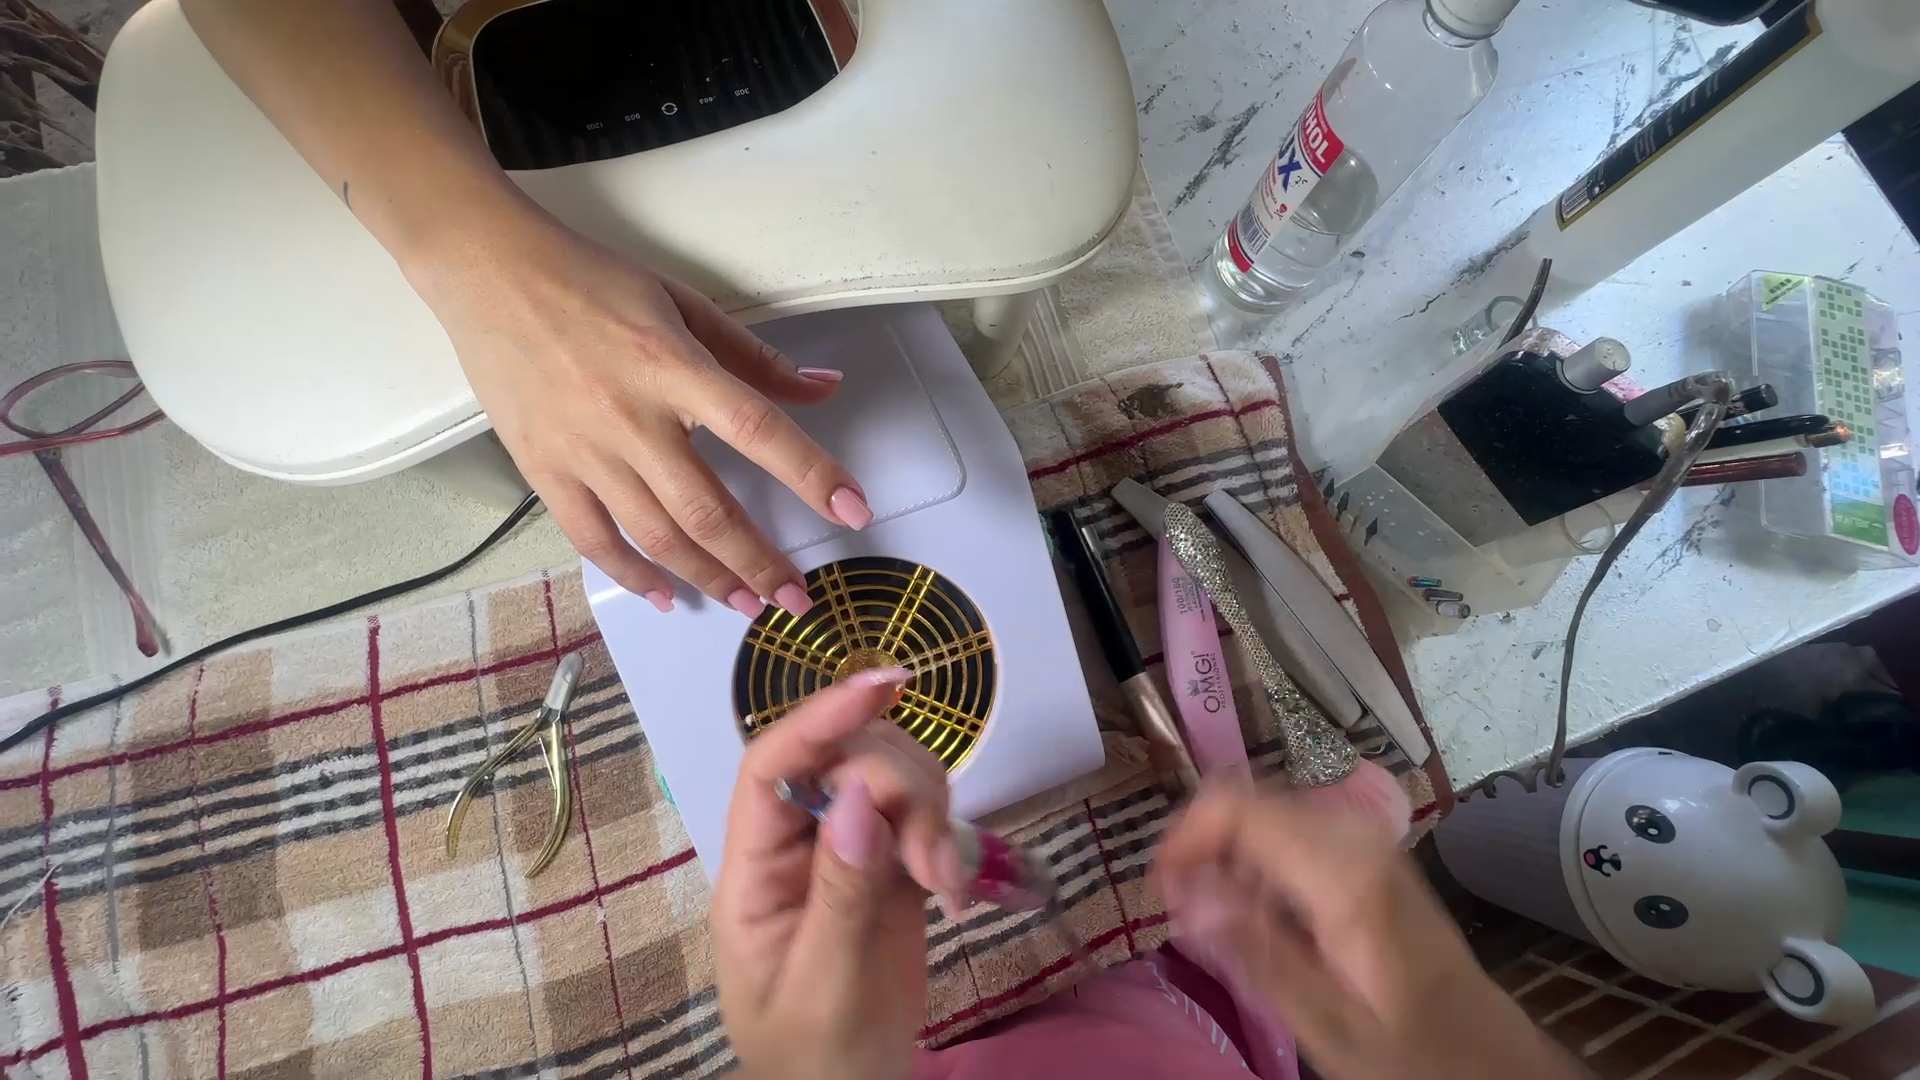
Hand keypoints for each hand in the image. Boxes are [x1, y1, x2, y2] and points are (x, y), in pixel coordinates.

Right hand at [416, 214, 870, 616]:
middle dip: (759, 562)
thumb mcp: (686, 305)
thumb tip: (827, 390)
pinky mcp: (542, 469)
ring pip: (656, 535)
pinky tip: (666, 595)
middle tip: (797, 600)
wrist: (486, 270)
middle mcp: (631, 418)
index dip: (812, 474)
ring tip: (749, 605)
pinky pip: (592, 537)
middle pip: (707, 510)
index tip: (854, 511)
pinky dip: (631, 572)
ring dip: (708, 577)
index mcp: (674, 368)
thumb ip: (758, 359)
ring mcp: (583, 451)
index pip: (759, 430)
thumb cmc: (596, 282)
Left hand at [713, 668, 966, 1079]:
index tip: (881, 688)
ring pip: (894, 773)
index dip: (821, 718)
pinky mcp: (892, 854)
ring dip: (932, 812)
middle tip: (933, 860)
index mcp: (755, 866)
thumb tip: (860, 795)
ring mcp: (848, 843)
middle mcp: (799, 838)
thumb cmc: (818, 1056)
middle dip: (902, 787)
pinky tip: (955, 889)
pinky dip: (948, 834)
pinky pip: (924, 808)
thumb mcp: (823, 987)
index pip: (773, 764)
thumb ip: (841, 891)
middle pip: (847, 757)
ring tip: (947, 883)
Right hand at [1153, 787, 1589, 1079]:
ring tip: (1212, 913)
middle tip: (1181, 908)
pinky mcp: (1359, 841)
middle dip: (1198, 846)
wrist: (1489, 1052)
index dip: (1183, 834)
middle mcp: (1351, 830)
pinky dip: (1248, 853)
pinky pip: (1280, 822)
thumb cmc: (1410, 1050)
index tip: (1161, 886)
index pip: (1234, 806)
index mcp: (1342, 869)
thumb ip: (1255, 948)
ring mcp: (1359, 830)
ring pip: (1256, 806)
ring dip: (1220, 850)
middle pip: (1240, 799)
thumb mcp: (1328, 1023)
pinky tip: (1254, 906)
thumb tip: (1185, 888)